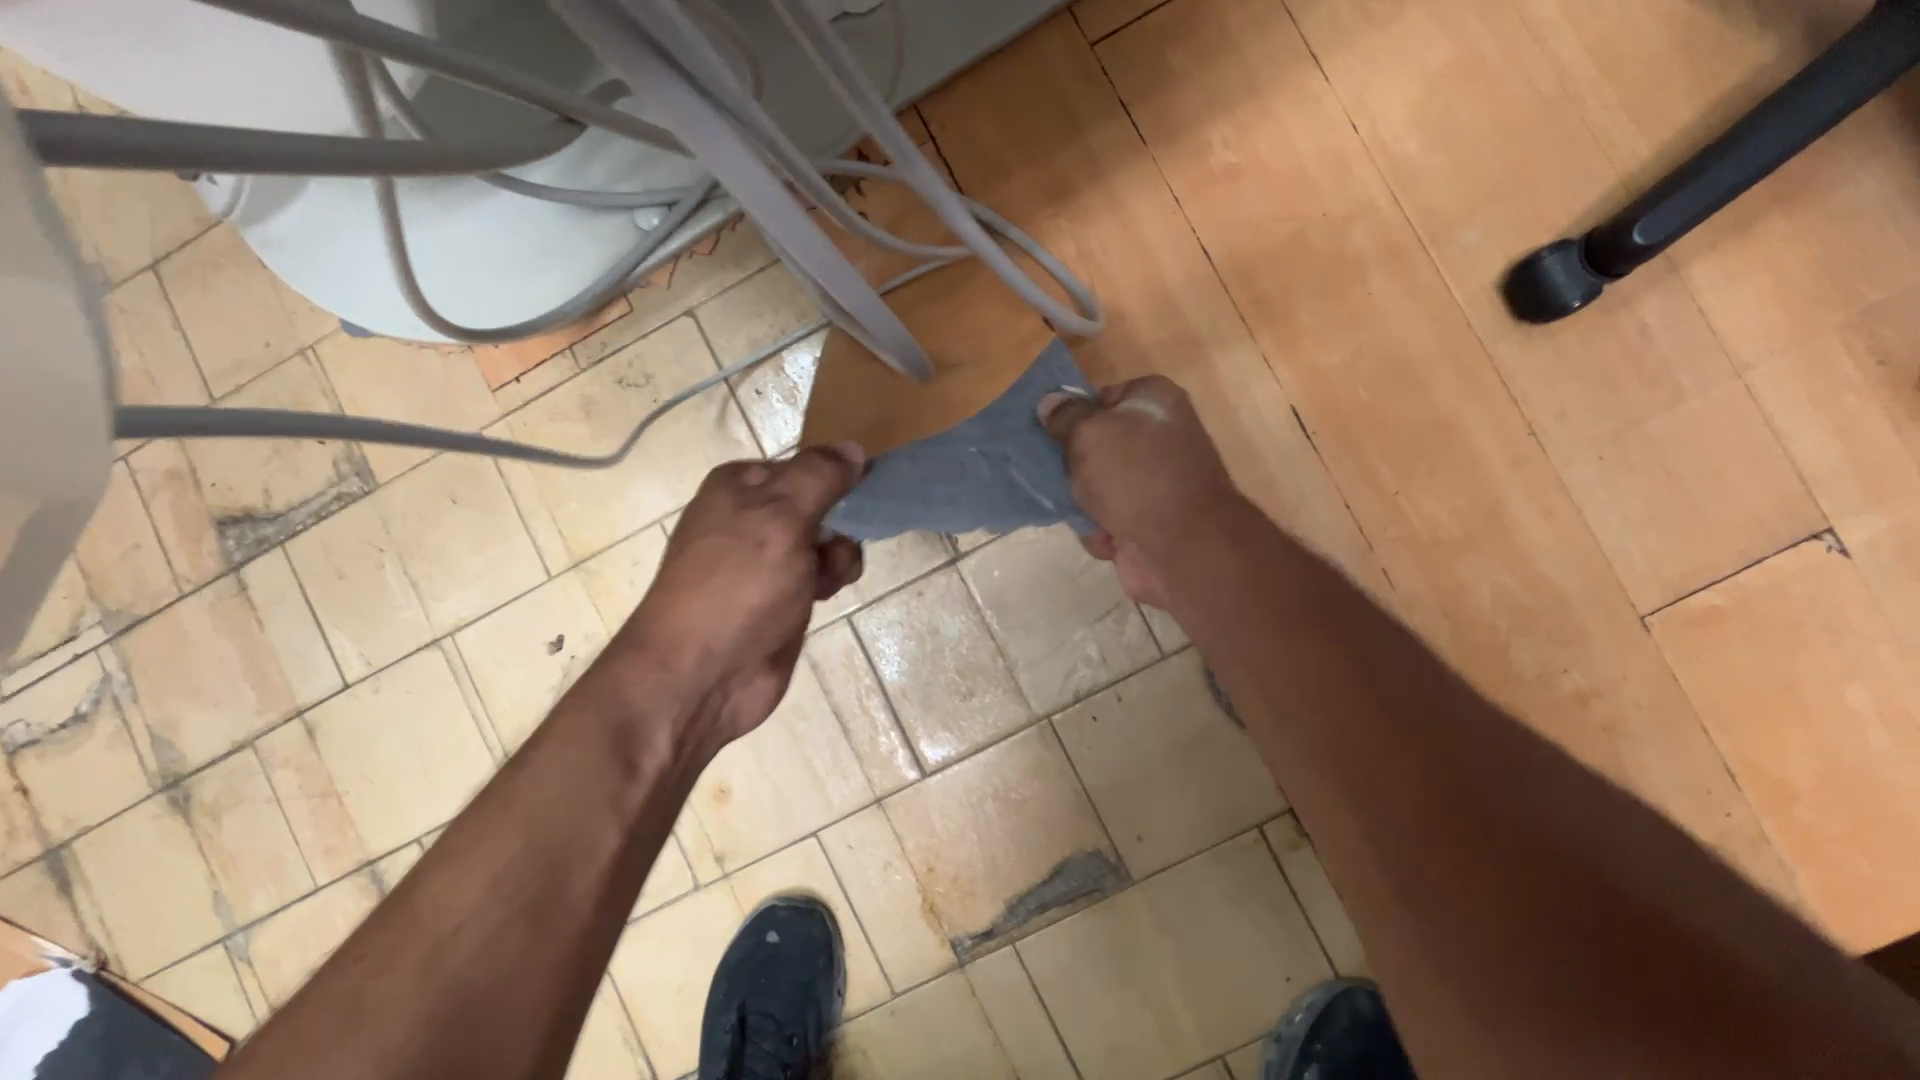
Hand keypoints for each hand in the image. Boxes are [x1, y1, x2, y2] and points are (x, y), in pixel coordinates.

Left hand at [611, 444, 865, 755]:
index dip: (835, 475)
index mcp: (739, 486)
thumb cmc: (737, 585)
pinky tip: (825, 595)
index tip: (866, 487)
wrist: (700, 674)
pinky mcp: (779, 600)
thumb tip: (853, 447)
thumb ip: (820, 477)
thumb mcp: (781, 517)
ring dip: (838, 554)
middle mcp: (749, 518)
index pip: (803, 464)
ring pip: (825, 541)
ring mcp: (764, 562)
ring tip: (827, 577)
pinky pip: (819, 575)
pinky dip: (829, 580)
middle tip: (838, 540)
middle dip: (841, 520)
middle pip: (819, 503)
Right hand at [1039, 376, 1241, 609]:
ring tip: (1083, 513)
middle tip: (1059, 477)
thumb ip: (1065, 417)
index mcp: (1154, 400)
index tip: (1052, 435)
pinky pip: (1109, 519)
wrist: (1183, 546)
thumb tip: (1050, 402)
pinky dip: (1101, 530)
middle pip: (1097, 446)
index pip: (1102, 398)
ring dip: (1083, 503)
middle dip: (1074, 467)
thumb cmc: (1135, 476)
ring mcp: (1156, 482)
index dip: (1075, 417)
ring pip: (1097, 486)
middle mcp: (1159, 436)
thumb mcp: (1089, 434)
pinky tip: (1106, 538)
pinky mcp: (1150, 520)